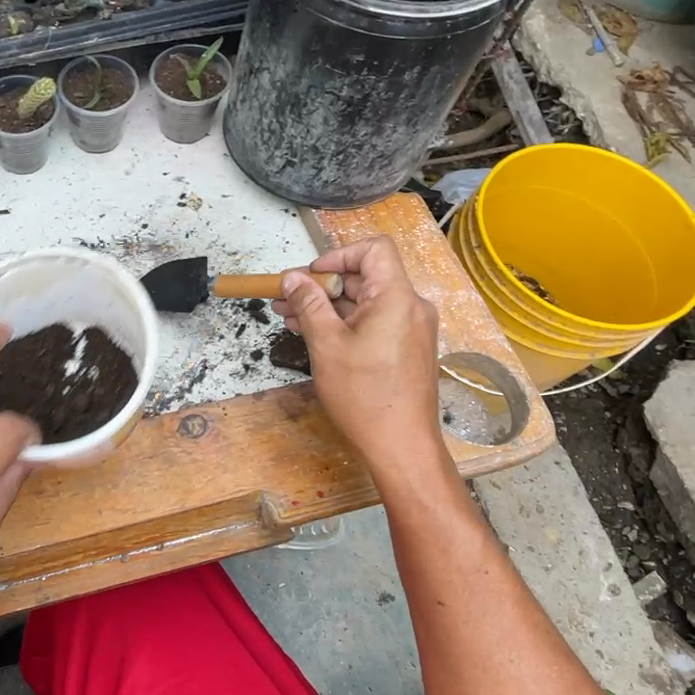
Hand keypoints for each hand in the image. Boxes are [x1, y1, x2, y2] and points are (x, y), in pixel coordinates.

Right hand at [273, 238, 442, 479]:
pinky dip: (343, 323)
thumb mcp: (326, 344)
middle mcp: (410, 307)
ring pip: (364, 302)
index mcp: (397, 298)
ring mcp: (409, 329)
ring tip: (288, 317)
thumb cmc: (364, 395)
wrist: (400, 444)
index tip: (309, 276)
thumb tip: (292, 279)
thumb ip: (309, 305)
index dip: (338, 255)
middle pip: (364, 277)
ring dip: (327, 305)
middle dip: (321, 285)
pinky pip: (372, 322)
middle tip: (284, 298)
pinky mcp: (405, 348)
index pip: (373, 250)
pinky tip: (314, 334)